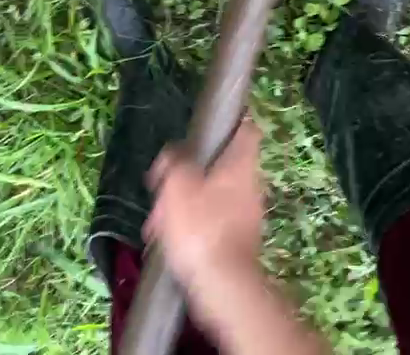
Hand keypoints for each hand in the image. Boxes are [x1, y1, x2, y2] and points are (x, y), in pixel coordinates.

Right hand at [144, 120, 265, 287]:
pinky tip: (170, 241)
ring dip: (186, 204)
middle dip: (191, 174)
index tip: (209, 125)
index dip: (230, 122)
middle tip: (165, 187)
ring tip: (158, 222)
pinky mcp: (240, 241)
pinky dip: (193, 227)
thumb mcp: (177, 184)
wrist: (223, 287)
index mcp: (241, 163)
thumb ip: (174, 162)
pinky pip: (214, 222)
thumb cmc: (200, 226)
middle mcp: (251, 185)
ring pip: (213, 196)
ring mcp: (248, 214)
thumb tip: (173, 154)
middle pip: (222, 166)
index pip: (246, 128)